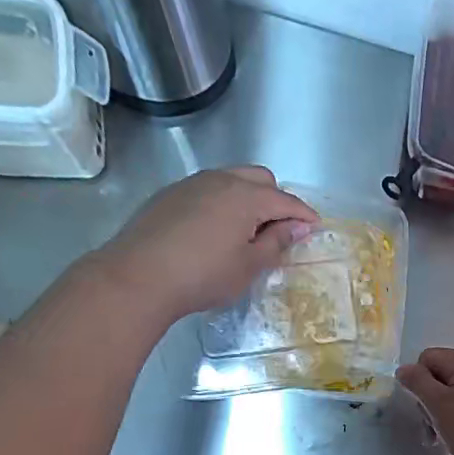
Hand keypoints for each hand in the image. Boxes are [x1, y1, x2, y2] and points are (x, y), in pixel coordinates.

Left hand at [86, 166, 318, 322]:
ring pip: (232, 179)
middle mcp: (221, 180)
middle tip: (281, 230)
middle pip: (261, 178)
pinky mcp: (171, 194)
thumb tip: (298, 227)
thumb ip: (277, 242)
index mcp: (246, 196)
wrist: (139, 276)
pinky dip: (225, 201)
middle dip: (277, 199)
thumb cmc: (204, 275)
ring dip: (250, 197)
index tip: (315, 229)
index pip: (286, 200)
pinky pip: (210, 188)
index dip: (304, 215)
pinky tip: (218, 230)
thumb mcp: (249, 265)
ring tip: (250, 230)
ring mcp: (192, 184)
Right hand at [397, 348, 453, 454]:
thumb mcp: (438, 405)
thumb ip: (418, 383)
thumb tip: (404, 369)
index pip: (426, 358)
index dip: (418, 381)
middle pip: (439, 375)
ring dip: (441, 413)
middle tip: (432, 425)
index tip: (424, 406)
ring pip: (451, 393)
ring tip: (444, 435)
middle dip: (428, 399)